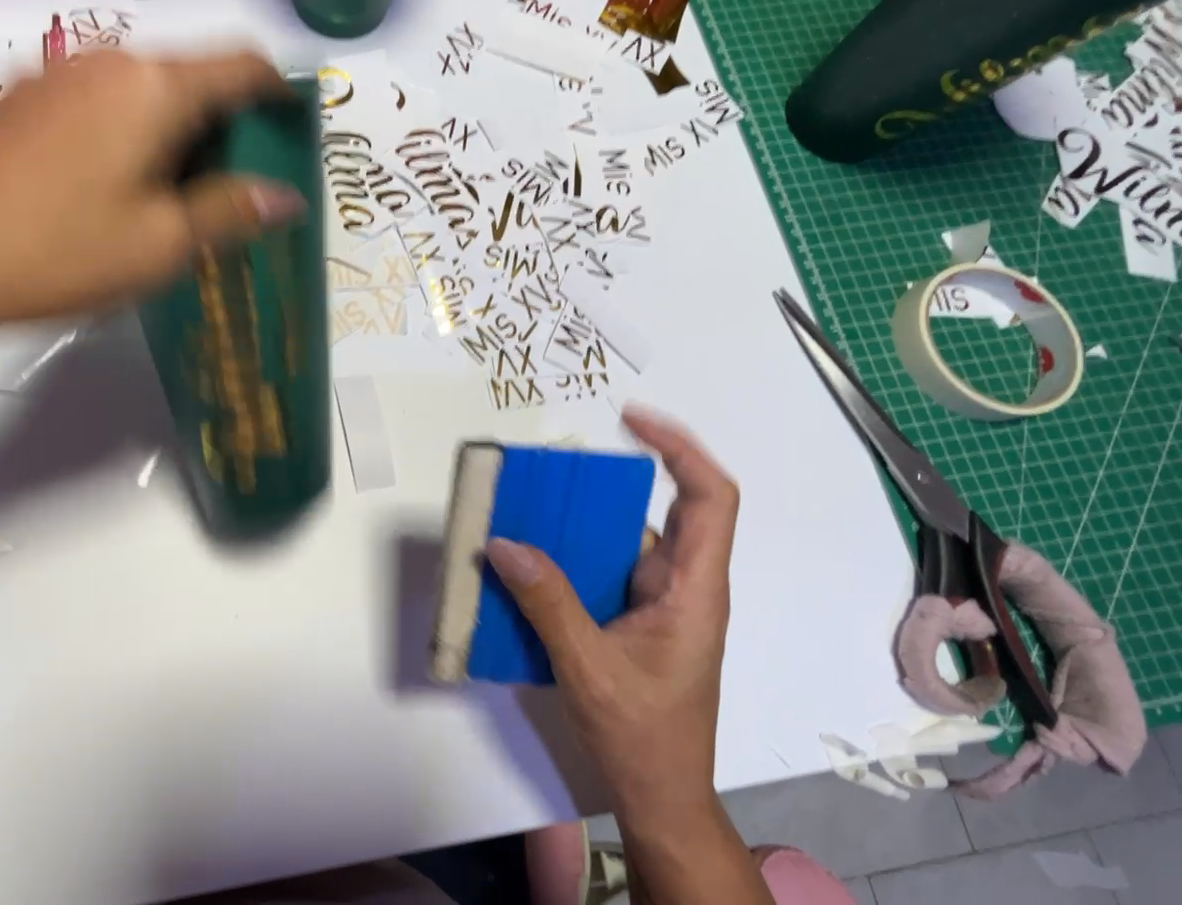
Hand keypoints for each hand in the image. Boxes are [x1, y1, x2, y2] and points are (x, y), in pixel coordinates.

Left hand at [0, 49, 304, 357]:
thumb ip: (231, 211)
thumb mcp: (159, 245)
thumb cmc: (58, 255)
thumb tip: (287, 196)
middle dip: (224, 124)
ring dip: (174, 130)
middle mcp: (105, 60)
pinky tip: (115, 185)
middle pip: (190, 76)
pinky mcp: (21, 97)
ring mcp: (55, 74)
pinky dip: (129, 131)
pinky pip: (99, 101)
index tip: (293, 133)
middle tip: (231, 190)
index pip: (241, 65)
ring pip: (142, 90)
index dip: (278, 93)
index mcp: (151, 86)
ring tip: (174, 197)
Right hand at [485, 406, 739, 814]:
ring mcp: (656, 603)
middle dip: (605, 482)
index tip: (630, 421)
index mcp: (694, 590)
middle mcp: (680, 586)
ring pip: (623, 540)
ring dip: (576, 521)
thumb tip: (505, 544)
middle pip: (659, 510)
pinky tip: (524, 560)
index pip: (710, 500)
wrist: (659, 794)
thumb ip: (548, 603)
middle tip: (547, 470)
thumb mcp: (590, 668)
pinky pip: (600, 570)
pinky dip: (565, 556)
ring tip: (523, 507)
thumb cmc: (643, 735)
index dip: (680, 449)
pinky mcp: (631, 620)